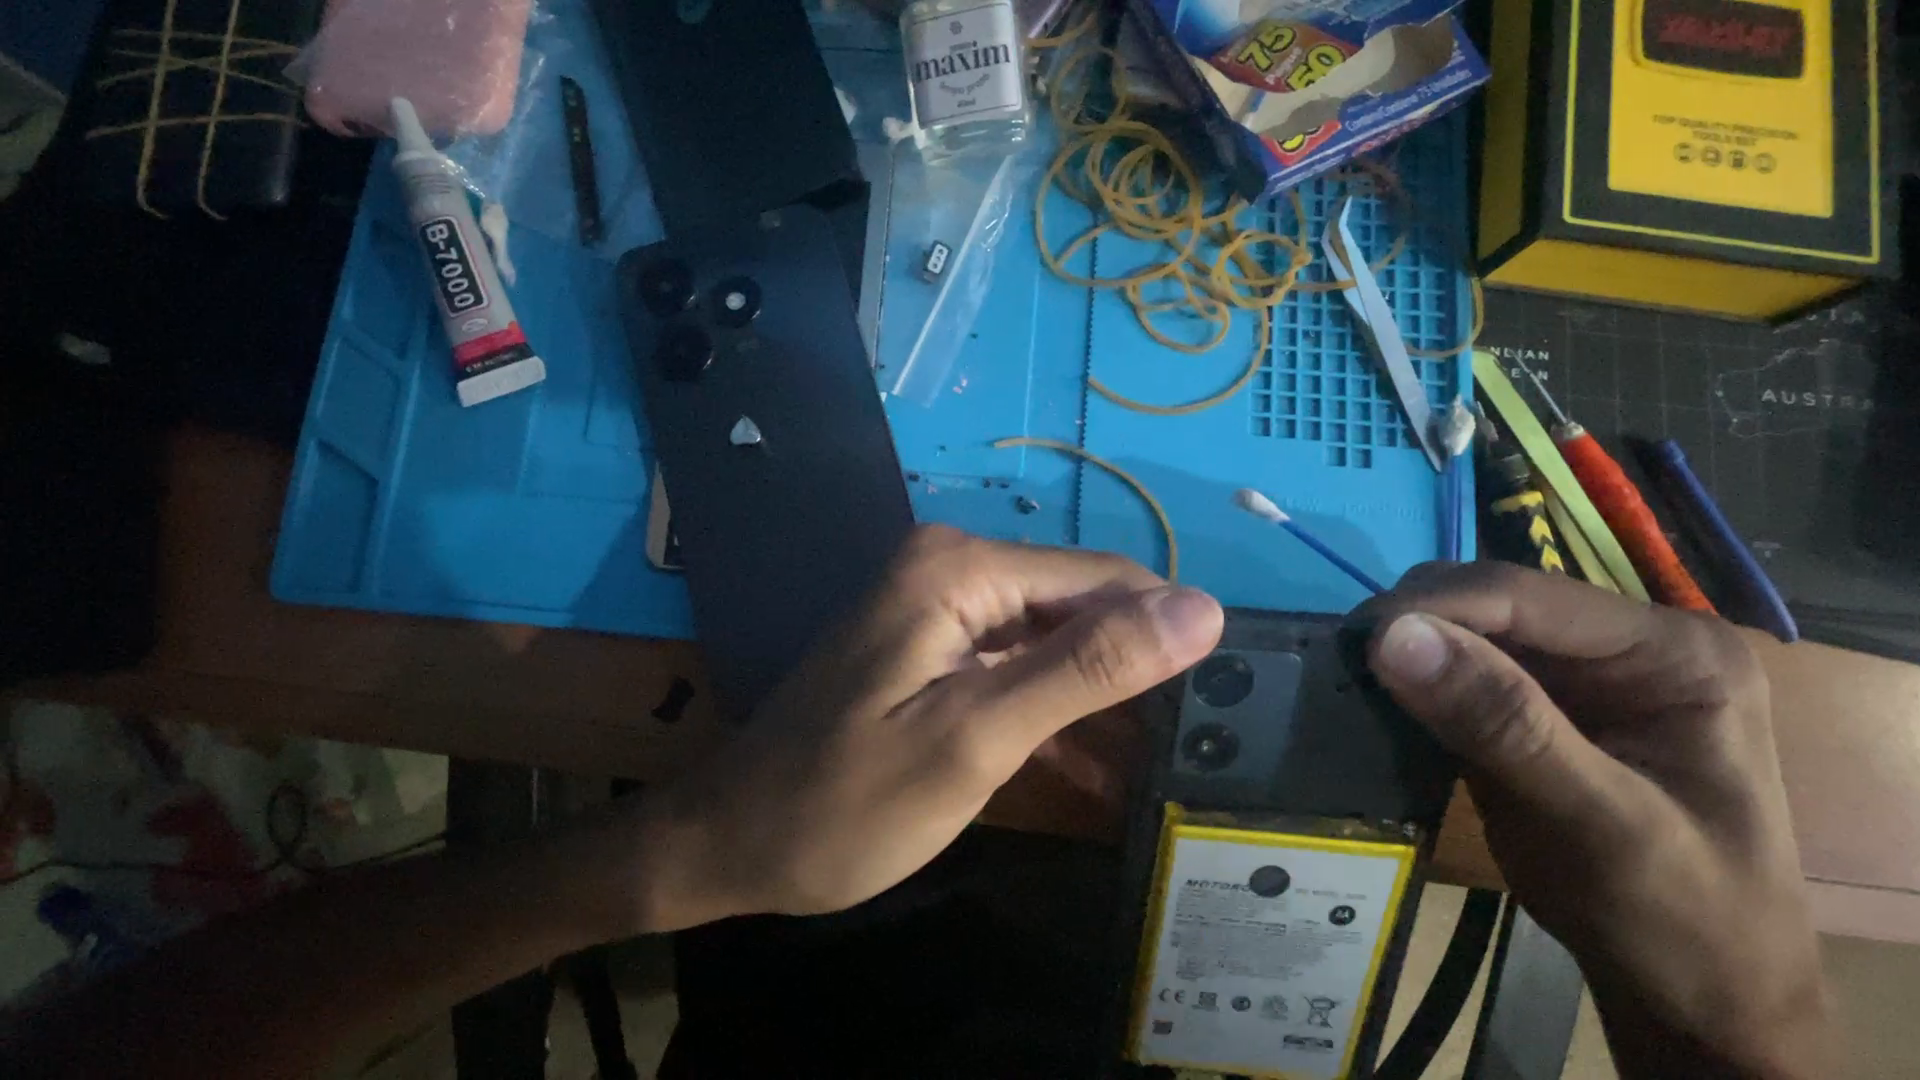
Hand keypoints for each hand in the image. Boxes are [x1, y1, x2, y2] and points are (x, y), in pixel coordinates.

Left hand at [630, 526, 1222, 927]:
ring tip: (1160, 768)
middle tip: (1191, 750)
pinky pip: (1015, 671)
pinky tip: (1098, 775)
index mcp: (961, 570)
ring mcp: (938, 612)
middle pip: (1078, 607)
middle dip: (1133, 672)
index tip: (1218, 707)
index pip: (1104, 579)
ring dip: (1100, 704)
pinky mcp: (932, 653)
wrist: (731, 842)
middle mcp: (952, 570)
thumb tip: (1201, 609)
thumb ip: (1086, 669)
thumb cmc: (847, 802)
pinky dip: (1054, 719)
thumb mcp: (978, 738)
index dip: (1165, 635)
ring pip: (1053, 644)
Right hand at [1357, 563, 1827, 1078]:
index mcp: (1671, 650)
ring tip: (1353, 689)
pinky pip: (1453, 670)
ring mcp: (1575, 674)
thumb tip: (1392, 637)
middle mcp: (1622, 643)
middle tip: (1346, 673)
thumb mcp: (1601, 825)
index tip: (1351, 644)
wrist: (1696, 995)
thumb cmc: (1677, 917)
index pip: (1524, 594)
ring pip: (1461, 629)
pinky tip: (1379, 708)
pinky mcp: (1531, 706)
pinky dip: (1410, 683)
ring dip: (1403, 652)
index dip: (1432, 607)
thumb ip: (1503, 724)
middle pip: (1488, 600)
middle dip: (1412, 625)